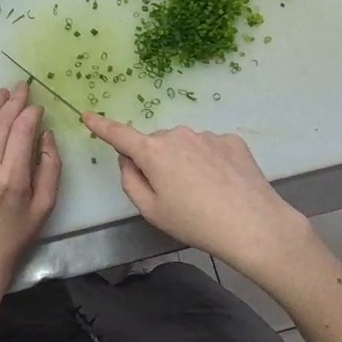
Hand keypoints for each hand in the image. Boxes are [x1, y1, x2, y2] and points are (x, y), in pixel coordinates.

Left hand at [0, 84, 60, 290]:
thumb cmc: (15, 235)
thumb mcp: (44, 206)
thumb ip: (51, 168)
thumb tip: (46, 134)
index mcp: (13, 178)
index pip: (22, 131)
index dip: (30, 113)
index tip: (37, 105)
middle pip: (0, 124)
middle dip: (13, 102)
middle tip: (22, 87)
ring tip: (3, 93)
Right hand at [84, 114, 312, 265]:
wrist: (254, 225)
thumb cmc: (195, 223)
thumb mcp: (151, 211)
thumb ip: (131, 181)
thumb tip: (129, 160)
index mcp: (152, 152)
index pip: (120, 135)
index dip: (102, 126)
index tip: (88, 115)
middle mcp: (177, 135)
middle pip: (156, 145)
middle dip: (157, 161)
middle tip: (172, 194)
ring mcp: (207, 135)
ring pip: (185, 146)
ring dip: (186, 162)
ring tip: (204, 193)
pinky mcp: (232, 141)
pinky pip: (211, 148)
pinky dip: (211, 162)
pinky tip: (223, 185)